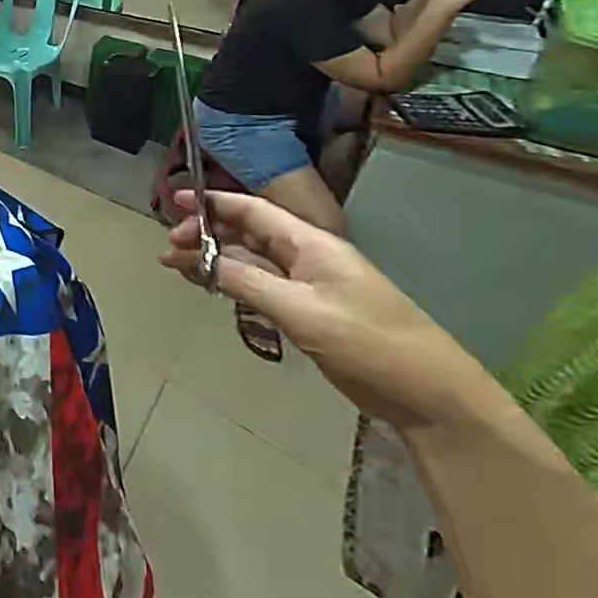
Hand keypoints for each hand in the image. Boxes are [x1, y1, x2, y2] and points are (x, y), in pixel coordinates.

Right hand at [161, 191, 511, 430]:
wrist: (428, 396)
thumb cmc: (368, 342)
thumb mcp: (303, 311)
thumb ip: (248, 282)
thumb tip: (200, 260)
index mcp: (310, 243)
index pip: (253, 211)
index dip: (214, 202)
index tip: (176, 201)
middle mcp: (305, 257)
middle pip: (247, 234)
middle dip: (206, 235)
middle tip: (169, 248)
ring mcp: (307, 285)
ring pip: (250, 261)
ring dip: (214, 261)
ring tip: (176, 266)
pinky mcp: (307, 312)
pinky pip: (260, 287)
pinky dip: (233, 284)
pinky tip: (210, 287)